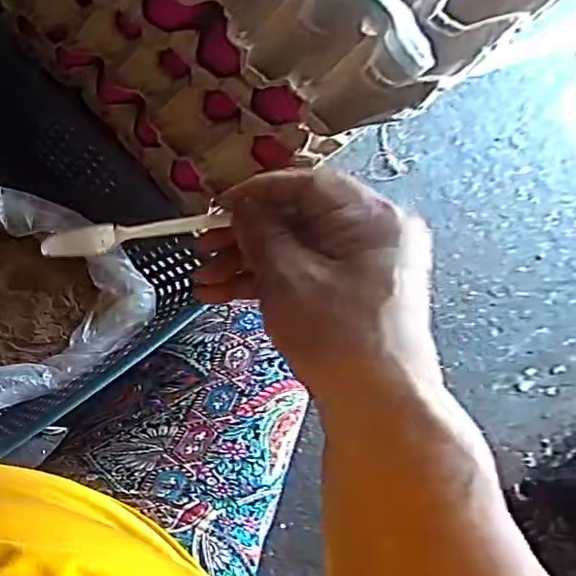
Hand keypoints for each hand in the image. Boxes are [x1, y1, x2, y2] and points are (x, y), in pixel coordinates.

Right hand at [194, 170, 438, 396]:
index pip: (308, 184)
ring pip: (289, 246)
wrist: (374, 391)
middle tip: (202, 247)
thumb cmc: (337, 332)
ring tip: (203, 280)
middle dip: (242, 234)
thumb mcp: (287, 277)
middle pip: (295, 217)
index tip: (217, 205)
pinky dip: (258, 280)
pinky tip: (220, 294)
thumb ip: (261, 235)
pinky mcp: (344, 287)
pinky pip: (295, 270)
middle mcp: (370, 233)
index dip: (257, 191)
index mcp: (370, 219)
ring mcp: (358, 262)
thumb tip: (241, 208)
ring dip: (241, 261)